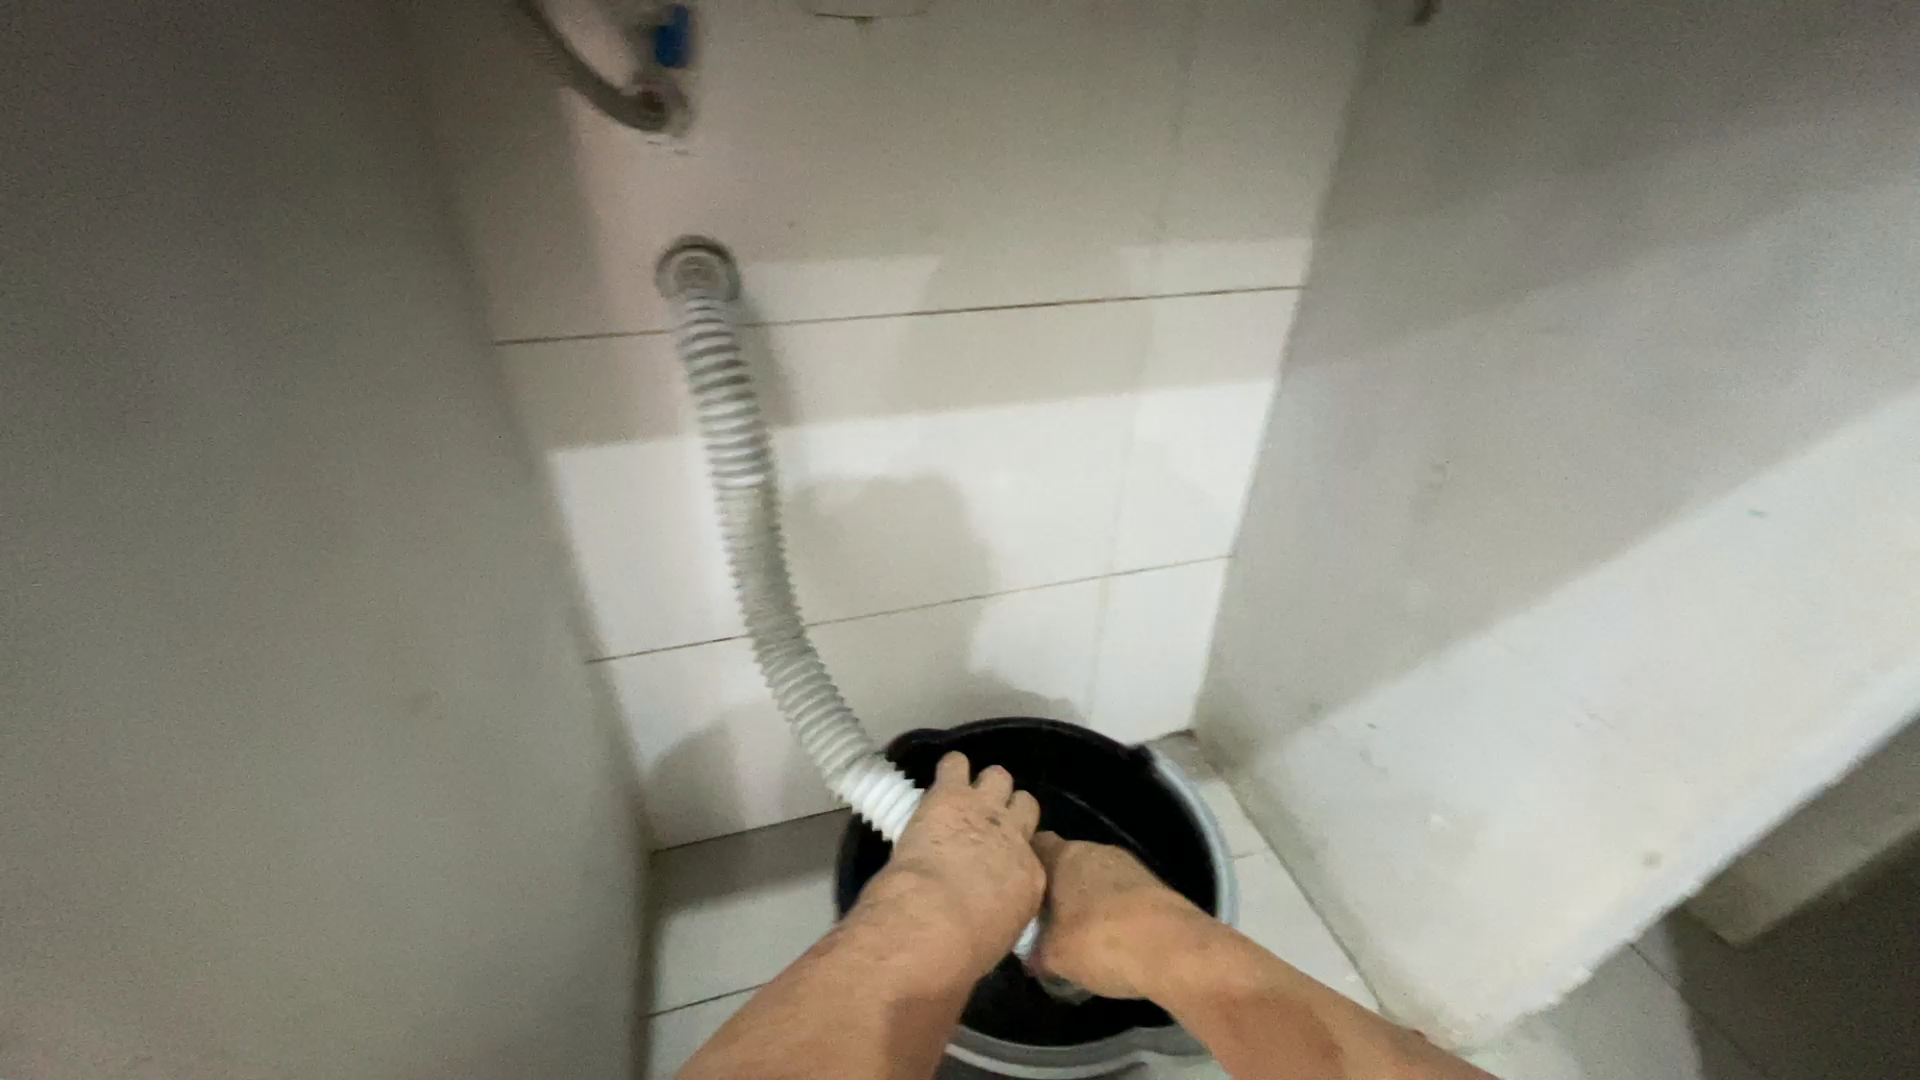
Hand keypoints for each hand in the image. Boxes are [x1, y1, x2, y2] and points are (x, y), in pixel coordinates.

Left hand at [854, 751, 1045, 980]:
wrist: (934, 920)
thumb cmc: (961, 950)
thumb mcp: (997, 940)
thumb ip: (998, 919)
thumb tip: (985, 922)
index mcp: (1031, 879)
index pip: (1034, 854)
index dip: (1015, 852)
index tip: (999, 859)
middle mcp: (1015, 837)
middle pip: (1025, 804)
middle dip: (1007, 809)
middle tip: (985, 820)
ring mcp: (984, 810)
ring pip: (998, 775)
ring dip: (982, 785)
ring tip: (963, 796)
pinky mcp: (951, 795)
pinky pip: (955, 764)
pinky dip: (949, 769)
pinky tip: (940, 780)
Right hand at [1028, 832, 1210, 999]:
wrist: (1174, 949)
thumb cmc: (1100, 942)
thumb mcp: (1055, 956)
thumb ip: (1037, 951)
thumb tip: (1031, 956)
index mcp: (1064, 856)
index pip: (1037, 845)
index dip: (1027, 864)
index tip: (1019, 888)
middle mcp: (1095, 850)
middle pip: (1068, 861)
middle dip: (1059, 887)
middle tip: (1048, 919)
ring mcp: (1128, 865)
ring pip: (1097, 877)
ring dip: (1089, 899)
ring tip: (1081, 934)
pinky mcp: (1154, 885)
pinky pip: (1122, 894)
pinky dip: (1115, 911)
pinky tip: (1113, 940)